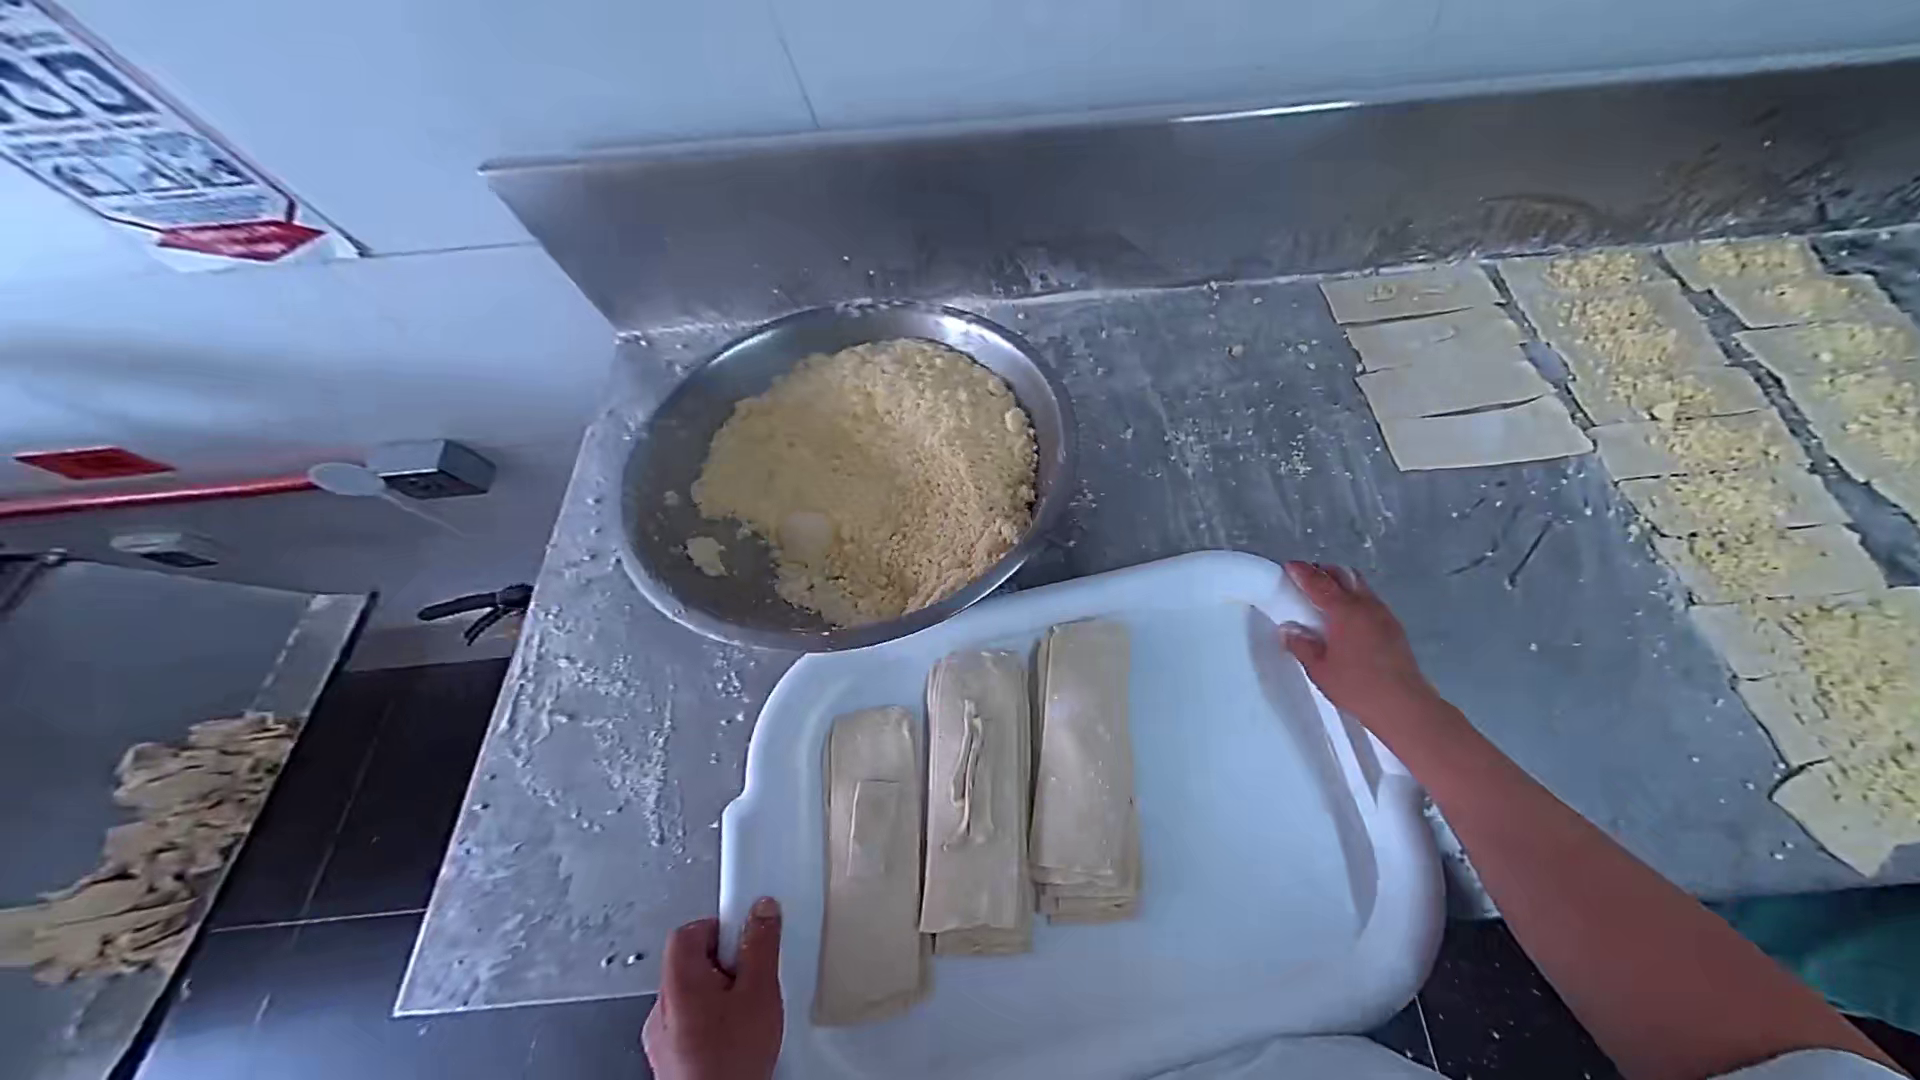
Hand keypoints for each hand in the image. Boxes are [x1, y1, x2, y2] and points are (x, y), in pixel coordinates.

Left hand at [642, 898, 783, 1079]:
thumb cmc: (731, 1067)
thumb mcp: (761, 990)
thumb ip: (761, 943)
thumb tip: (761, 911)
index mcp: (679, 983)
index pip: (689, 930)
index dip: (721, 926)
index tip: (745, 931)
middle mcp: (661, 1008)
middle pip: (692, 959)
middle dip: (725, 960)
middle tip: (750, 974)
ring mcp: (661, 1037)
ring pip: (691, 990)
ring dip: (719, 990)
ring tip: (746, 1007)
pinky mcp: (668, 1058)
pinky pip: (688, 1019)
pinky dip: (711, 1017)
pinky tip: (735, 1032)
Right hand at [1280, 561, 1444, 737]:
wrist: (1404, 706)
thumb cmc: (1357, 687)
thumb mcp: (1319, 668)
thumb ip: (1301, 645)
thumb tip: (1289, 630)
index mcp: (1346, 612)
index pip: (1320, 583)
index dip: (1303, 572)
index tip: (1290, 566)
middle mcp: (1367, 607)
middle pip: (1345, 575)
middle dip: (1324, 571)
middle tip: (1305, 578)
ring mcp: (1385, 616)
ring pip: (1360, 586)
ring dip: (1341, 584)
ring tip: (1323, 597)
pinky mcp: (1394, 628)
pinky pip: (1370, 601)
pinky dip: (1353, 598)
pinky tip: (1344, 617)